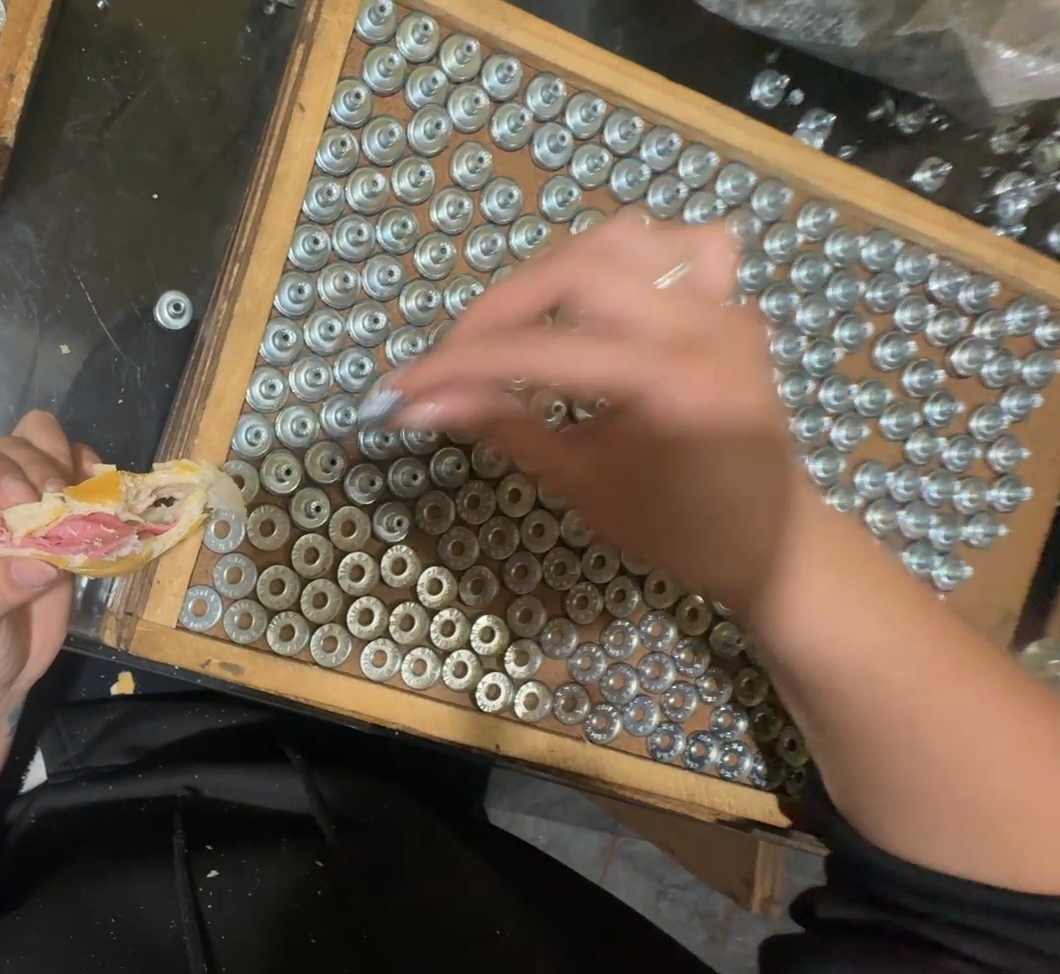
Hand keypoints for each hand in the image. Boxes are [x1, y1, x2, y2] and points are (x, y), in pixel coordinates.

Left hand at [0, 410, 102, 709]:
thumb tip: (40, 561)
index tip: (22, 501)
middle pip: (12, 446)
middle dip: (40, 472)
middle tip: (60, 511)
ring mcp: (21, 499)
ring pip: (45, 445)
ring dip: (66, 467)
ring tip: (78, 507)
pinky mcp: (58, 514)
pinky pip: (77, 470)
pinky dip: (91, 477)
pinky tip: (96, 505)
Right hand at [372, 212, 807, 617]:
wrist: (770, 538)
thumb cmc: (675, 527)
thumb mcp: (578, 480)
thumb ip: (502, 427)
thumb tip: (421, 407)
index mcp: (669, 378)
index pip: (537, 351)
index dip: (456, 366)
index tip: (397, 389)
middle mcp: (702, 321)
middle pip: (573, 271)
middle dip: (492, 314)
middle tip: (446, 363)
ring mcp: (722, 302)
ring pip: (618, 241)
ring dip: (544, 275)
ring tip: (505, 327)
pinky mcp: (725, 301)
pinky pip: (674, 245)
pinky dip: (617, 258)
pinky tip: (590, 296)